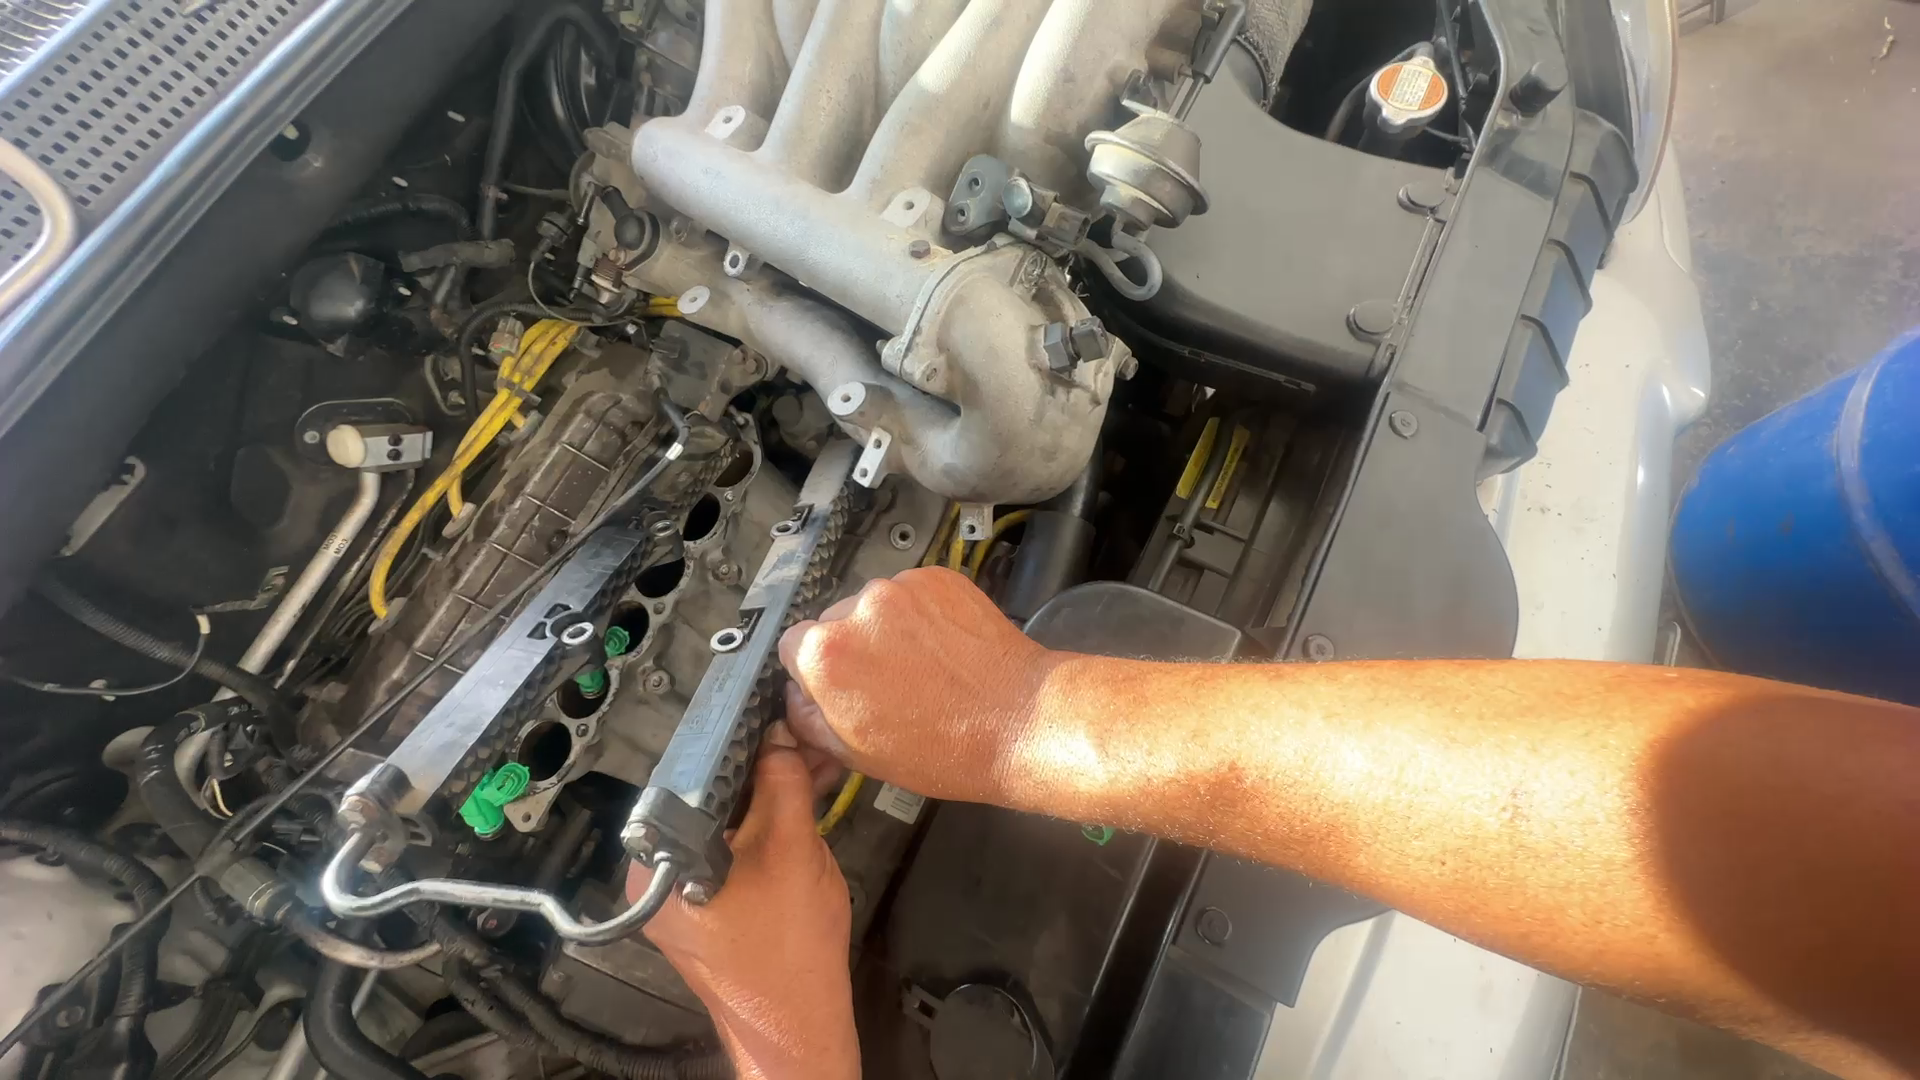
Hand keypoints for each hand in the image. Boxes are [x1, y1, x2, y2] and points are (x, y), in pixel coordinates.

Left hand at [628, 724, 857, 1079]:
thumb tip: (778, 733)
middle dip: (764, 764)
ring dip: (773, 789)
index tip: (771, 712)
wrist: (799, 1023)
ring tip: (814, 762)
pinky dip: (768, 819)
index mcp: (659, 857)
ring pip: (729, 817)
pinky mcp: (708, 896)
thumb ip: (783, 781)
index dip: (737, 738)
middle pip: (712, 794)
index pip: (692, 773)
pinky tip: (804, 795)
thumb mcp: (792, 846)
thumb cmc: (788, 943)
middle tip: (803, 739)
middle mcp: (659, 868)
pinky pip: (736, 841)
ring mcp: (683, 885)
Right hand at [778, 567, 1060, 804]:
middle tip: (890, 681)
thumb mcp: (856, 754)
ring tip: (924, 665)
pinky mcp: (937, 577)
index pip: (793, 646)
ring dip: (888, 628)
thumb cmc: (941, 748)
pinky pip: (913, 592)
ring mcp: (901, 587)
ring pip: (875, 606)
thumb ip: (808, 718)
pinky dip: (922, 613)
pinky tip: (944, 647)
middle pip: (835, 621)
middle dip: (853, 647)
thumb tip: (796, 693)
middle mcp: (858, 608)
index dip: (815, 671)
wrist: (1019, 719)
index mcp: (826, 654)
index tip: (841, 686)